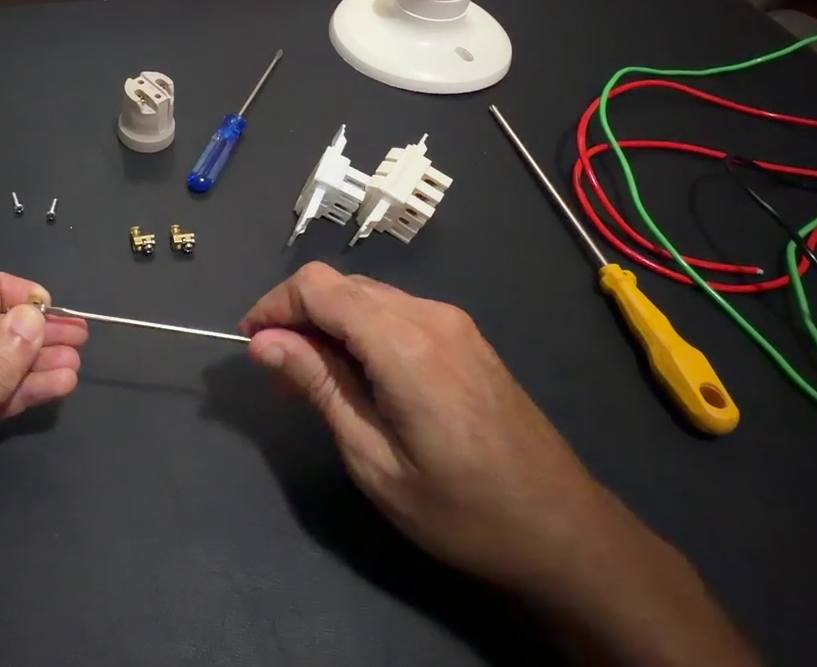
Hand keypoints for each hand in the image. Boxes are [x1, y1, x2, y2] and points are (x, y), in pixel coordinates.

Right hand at [241, 263, 755, 666]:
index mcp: (406, 344)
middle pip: (341, 284)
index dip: (273, 306)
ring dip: (328, 323)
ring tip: (311, 379)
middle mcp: (431, 316)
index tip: (250, 345)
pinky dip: (361, 330)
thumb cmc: (462, 510)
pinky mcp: (466, 338)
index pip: (318, 288)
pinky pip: (396, 312)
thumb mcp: (374, 459)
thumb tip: (263, 341)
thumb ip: (319, 387)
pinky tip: (358, 376)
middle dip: (297, 315)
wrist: (566, 533)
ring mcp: (455, 323)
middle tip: (277, 372)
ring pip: (367, 295)